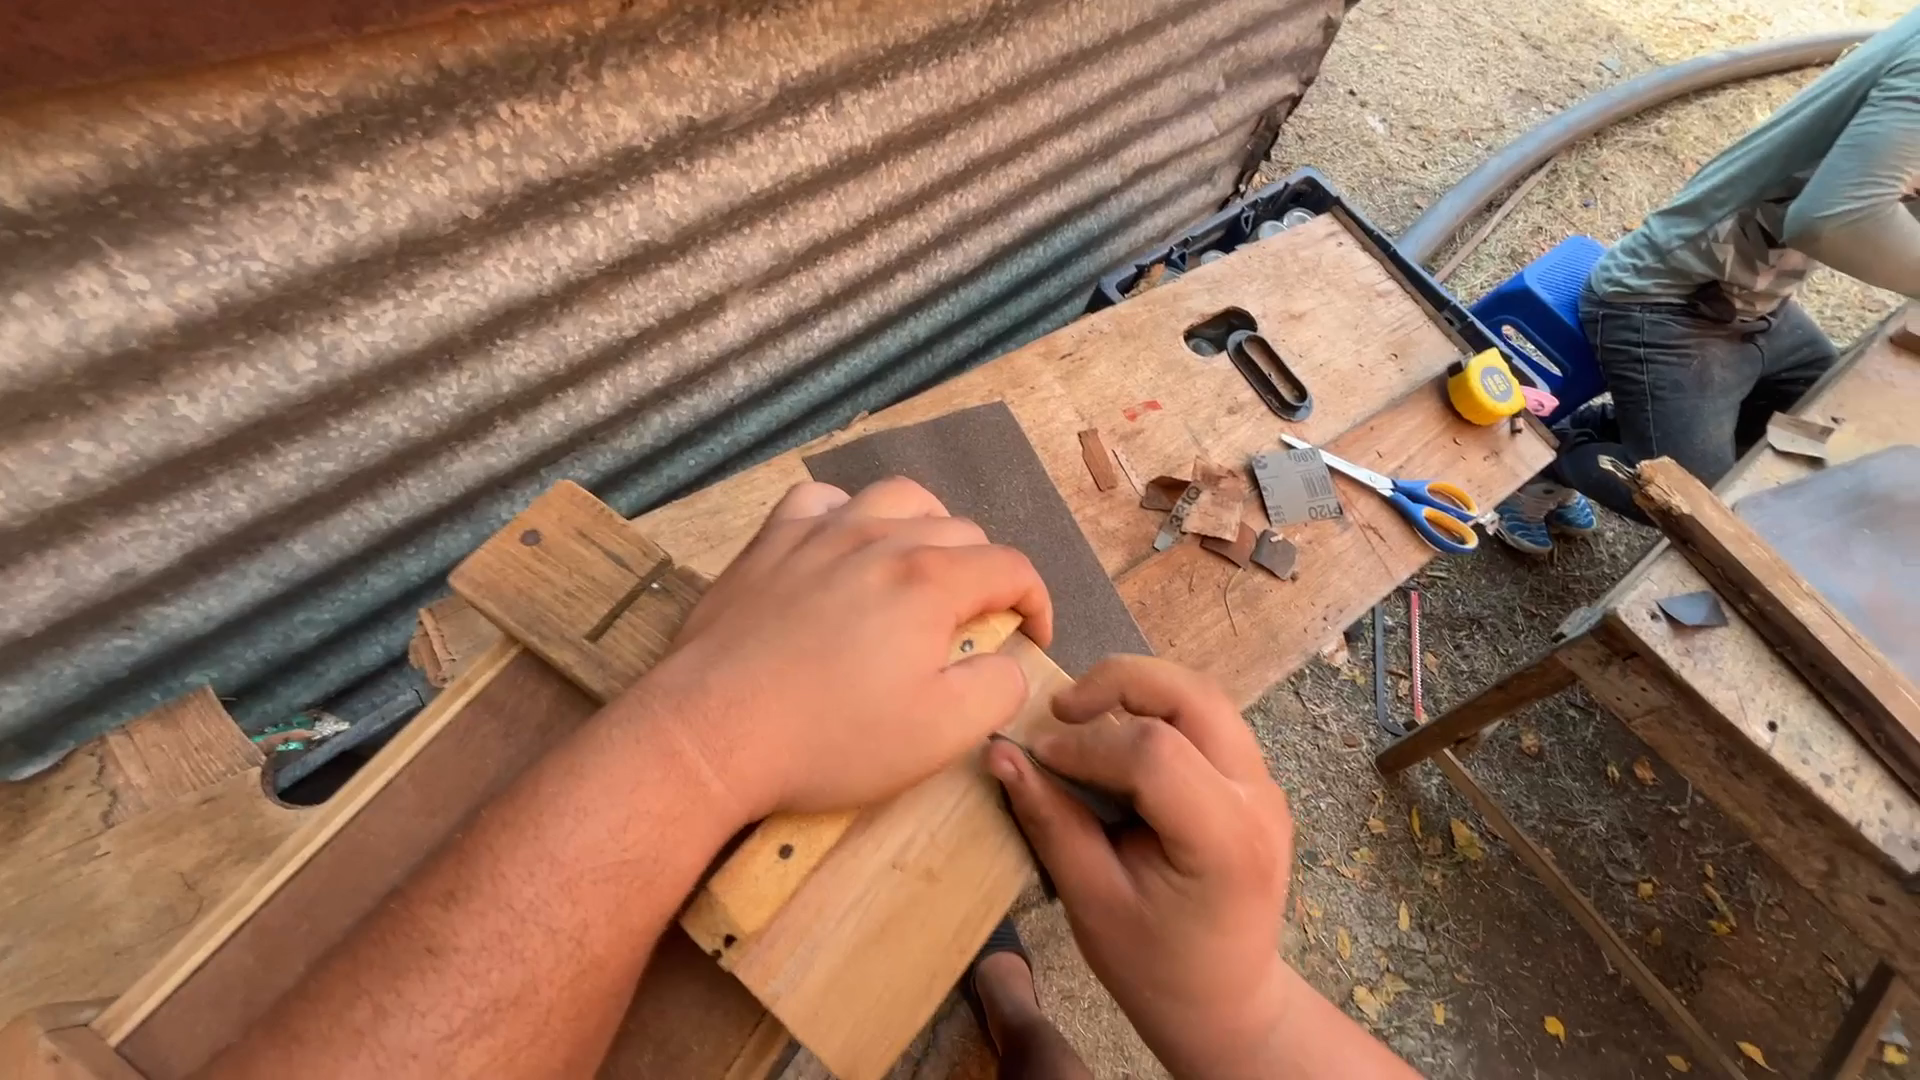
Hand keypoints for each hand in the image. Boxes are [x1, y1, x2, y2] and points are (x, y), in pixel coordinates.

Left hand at [643, 477, 1053, 822]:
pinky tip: (842, 543)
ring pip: (897, 498)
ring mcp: (820, 533)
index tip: (1031, 636)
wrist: (712, 732)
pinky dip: (846, 513)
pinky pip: (820, 500)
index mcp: (929, 581)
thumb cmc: (831, 737)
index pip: (1011, 566)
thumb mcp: (940, 733)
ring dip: (927, 527)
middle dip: (985, 573)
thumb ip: (998, 688)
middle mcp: (880, 539)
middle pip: (961, 531)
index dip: (1036, 600)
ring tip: (922, 565)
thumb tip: (1011, 660)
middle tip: (973, 623)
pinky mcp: (771, 543)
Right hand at [985, 656, 1292, 1079]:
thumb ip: (1050, 822)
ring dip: (1136, 688)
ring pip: (1200, 694)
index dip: (1086, 745)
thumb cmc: (1155, 967)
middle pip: (1192, 696)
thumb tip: (1000, 753)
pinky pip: (1202, 715)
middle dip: (1118, 682)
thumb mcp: (1091, 902)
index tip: (1037, 755)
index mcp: (1227, 841)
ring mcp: (1263, 782)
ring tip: (1083, 714)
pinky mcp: (1251, 776)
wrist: (1227, 1001)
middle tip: (1061, 707)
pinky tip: (1115, 734)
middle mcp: (1258, 797)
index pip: (1156, 753)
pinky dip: (1153, 706)